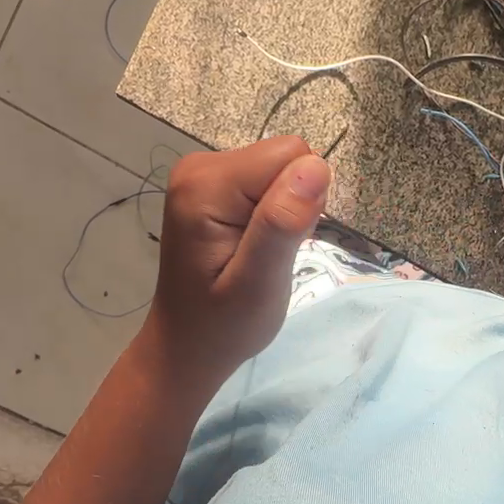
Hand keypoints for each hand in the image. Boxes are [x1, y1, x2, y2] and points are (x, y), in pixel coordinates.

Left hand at [146, 135, 329, 386]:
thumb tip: (316, 167)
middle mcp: (201, 166)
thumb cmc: (223, 326)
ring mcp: (204, 174)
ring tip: (261, 255)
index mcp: (208, 184)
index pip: (291, 155)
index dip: (303, 200)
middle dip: (294, 205)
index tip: (286, 243)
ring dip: (285, 213)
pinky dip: (274, 215)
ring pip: (281, 170)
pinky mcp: (213, 187)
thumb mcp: (259, 284)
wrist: (187, 348)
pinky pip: (268, 182)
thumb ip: (283, 223)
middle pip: (285, 158)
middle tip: (273, 255)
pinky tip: (255, 247)